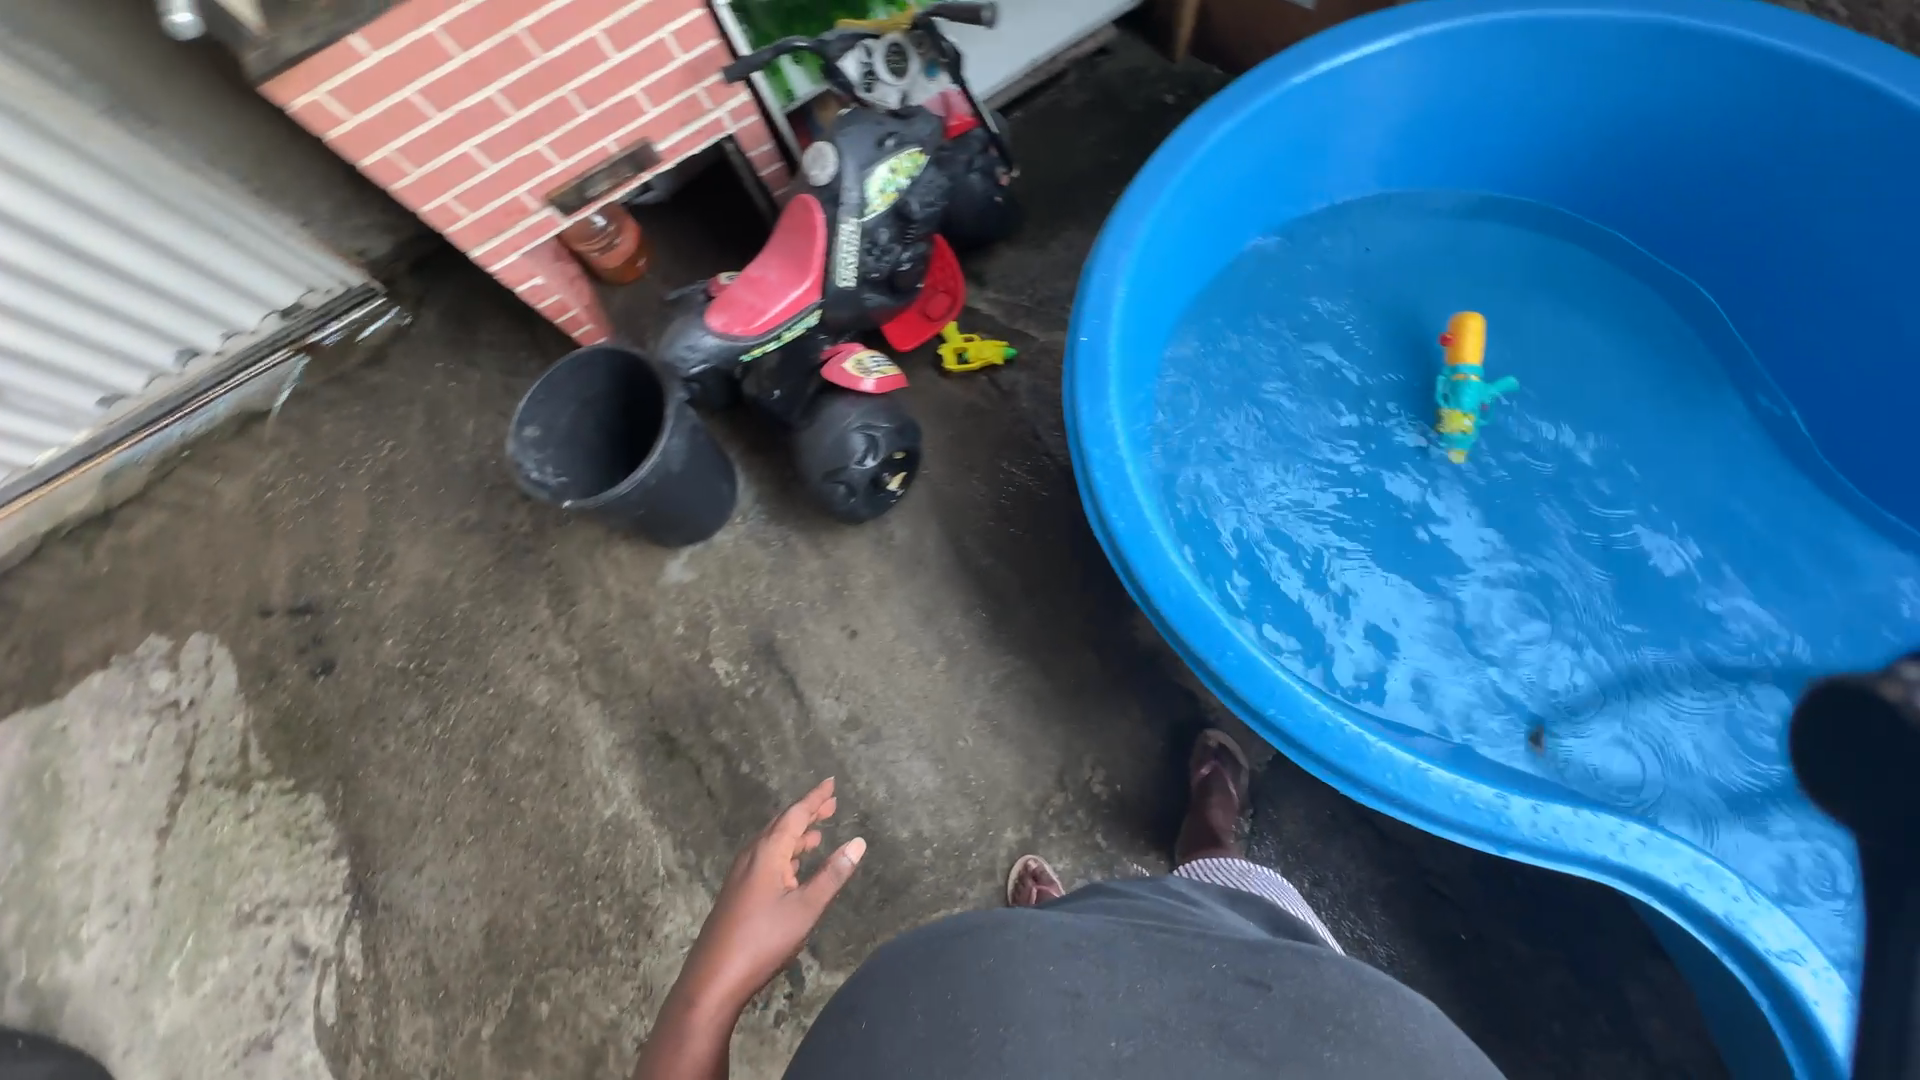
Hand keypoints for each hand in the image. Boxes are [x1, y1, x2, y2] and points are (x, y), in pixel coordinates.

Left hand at [679, 777, 866, 1013]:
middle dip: (807, 813)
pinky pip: (766, 859)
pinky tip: (794, 866)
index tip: (831, 783)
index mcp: (768, 852)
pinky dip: (785, 852)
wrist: (713, 980)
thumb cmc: (762, 940)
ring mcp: (742, 874)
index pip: (796, 814)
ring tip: (818, 833)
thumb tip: (858, 842)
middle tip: (831, 804)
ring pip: (773, 843)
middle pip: (783, 824)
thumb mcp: (805, 909)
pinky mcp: (738, 892)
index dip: (815, 798)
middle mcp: (752, 856)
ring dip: (797, 834)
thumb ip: (832, 875)